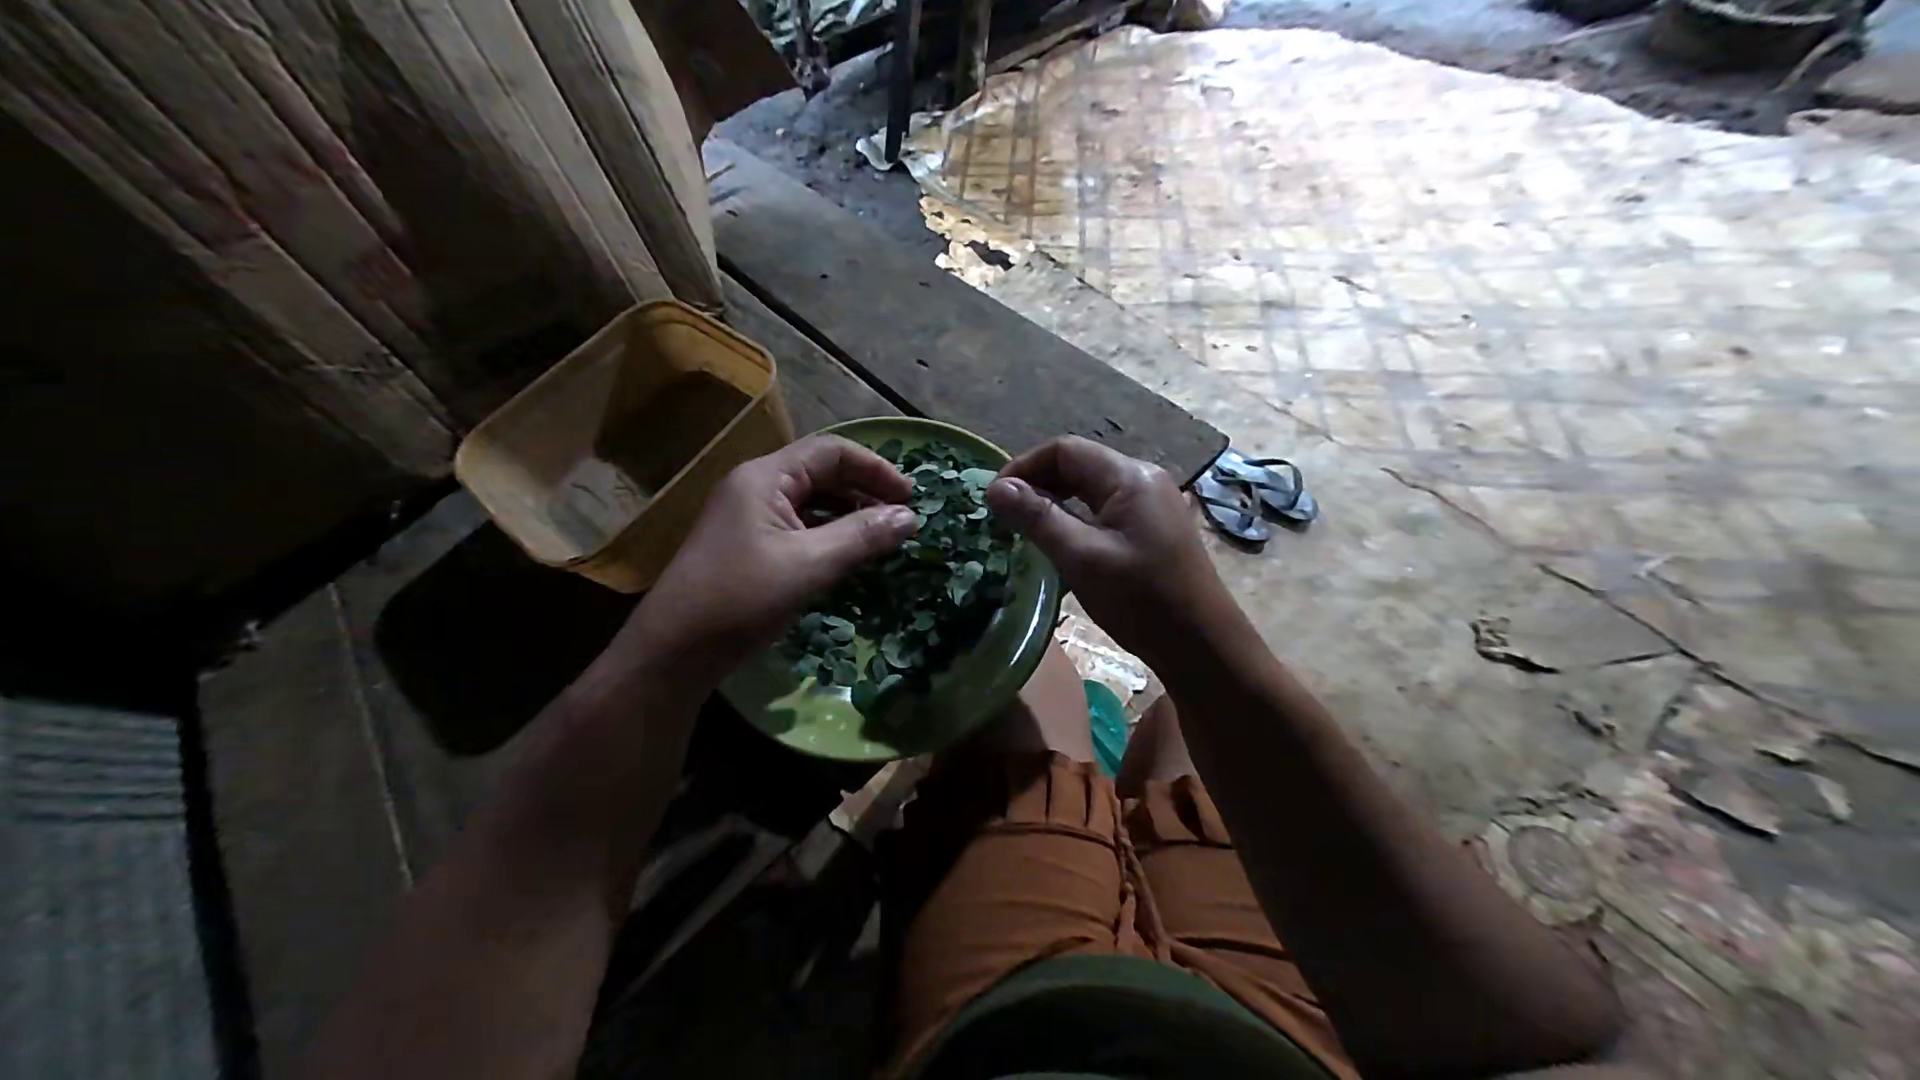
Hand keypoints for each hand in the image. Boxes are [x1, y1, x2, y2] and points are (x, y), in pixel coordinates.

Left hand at [629, 435, 918, 680]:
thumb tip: (910, 517)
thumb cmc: (740, 599)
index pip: (832, 451)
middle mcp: (756, 487)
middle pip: (822, 472)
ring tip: (884, 539)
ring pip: (812, 502)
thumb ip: (863, 535)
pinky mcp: (750, 546)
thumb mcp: (809, 565)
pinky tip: (851, 557)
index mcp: (765, 477)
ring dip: (850, 515)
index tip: (910, 499)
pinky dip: (830, 536)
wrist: (674, 652)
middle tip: (902, 520)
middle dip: (866, 491)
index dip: (876, 469)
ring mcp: (750, 518)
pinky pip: (800, 528)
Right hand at [986, 436, 1226, 658]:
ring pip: (1090, 488)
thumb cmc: (1141, 600)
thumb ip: (1038, 518)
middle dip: (1038, 483)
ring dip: (1055, 502)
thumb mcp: (1082, 558)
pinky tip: (1061, 543)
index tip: (995, 499)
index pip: (1065, 450)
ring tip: (1026, 530)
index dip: (1024, 467)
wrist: (1201, 644)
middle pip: (1079, 465)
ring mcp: (1152, 504)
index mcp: (1130, 477)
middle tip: (1006, 517)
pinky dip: (1076, 518)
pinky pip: (1105, 509)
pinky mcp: (1153, 528)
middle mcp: (1143, 479)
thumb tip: (996, 488)